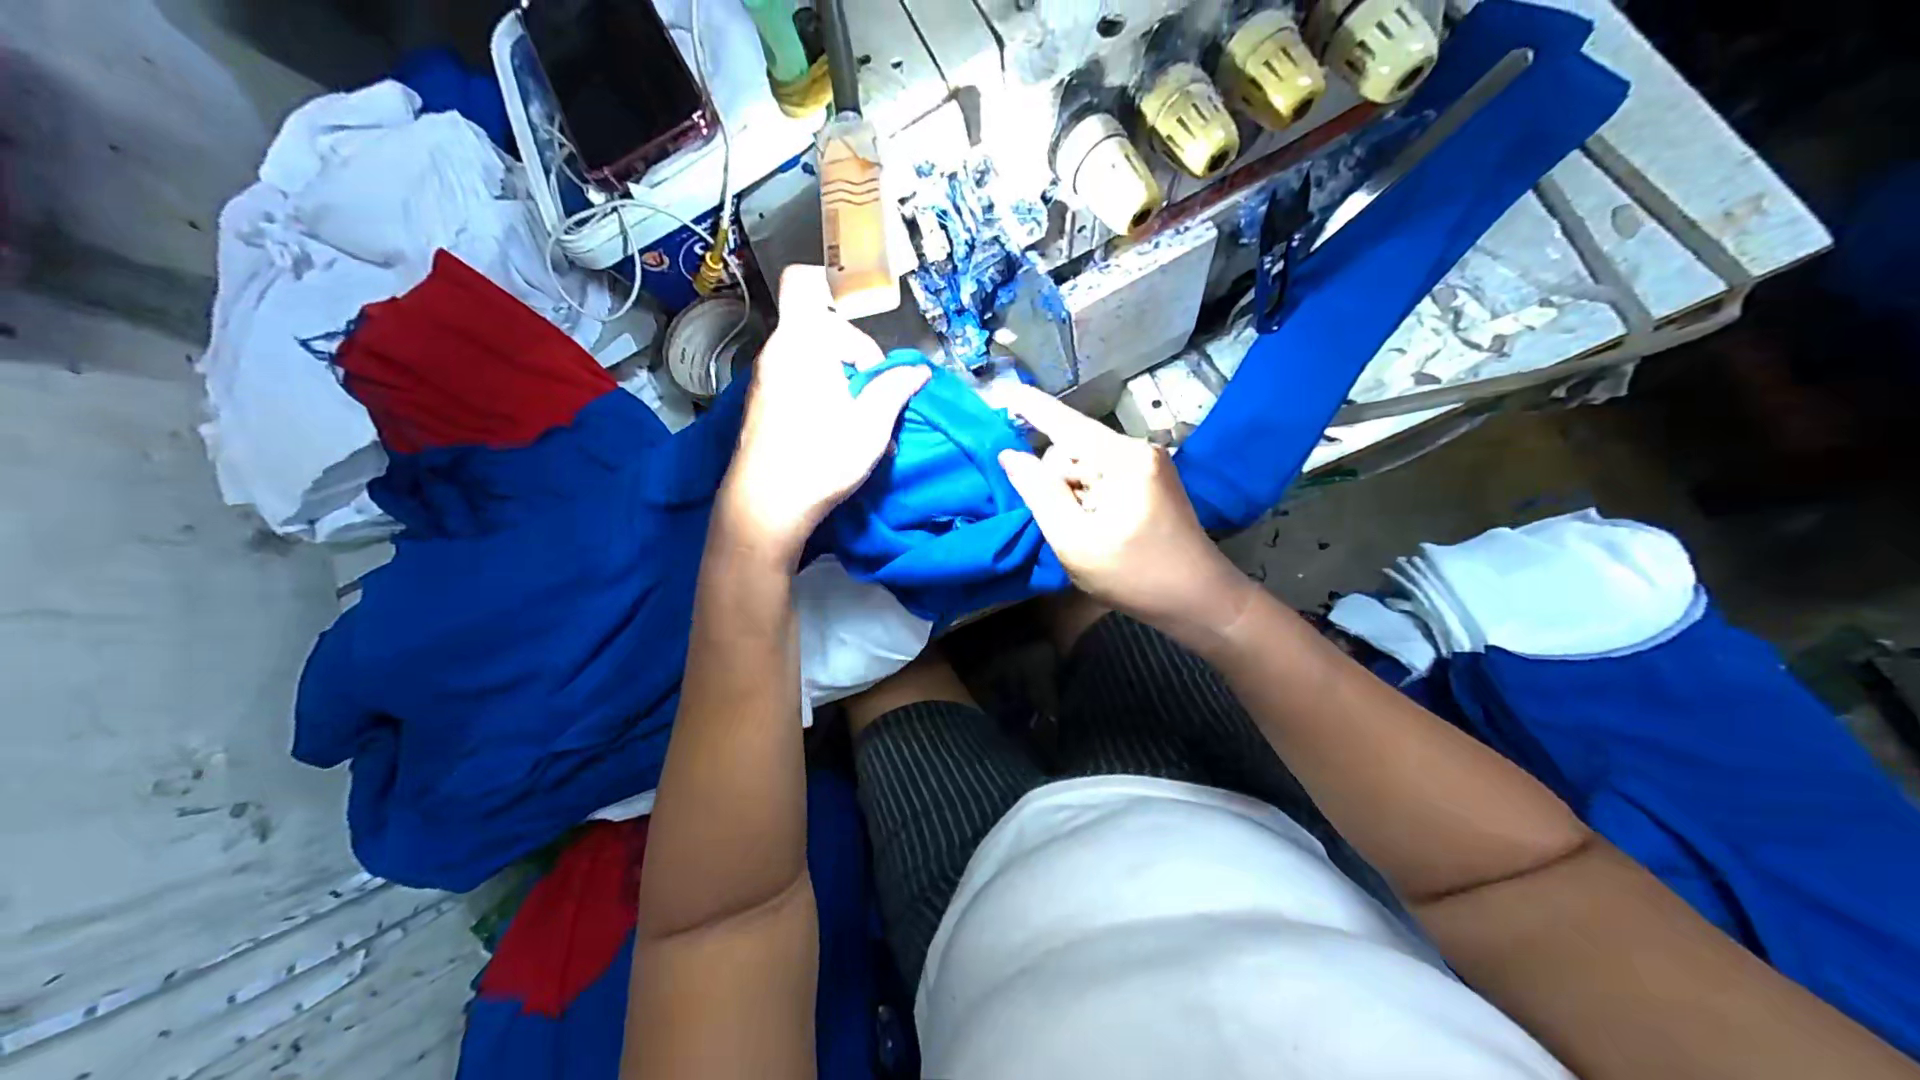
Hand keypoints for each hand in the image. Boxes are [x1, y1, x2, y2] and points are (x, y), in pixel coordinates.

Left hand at [717, 265, 928, 564]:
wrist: (764, 506)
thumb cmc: (821, 459)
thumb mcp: (871, 425)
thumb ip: (895, 390)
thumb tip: (917, 370)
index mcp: (801, 342)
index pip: (805, 282)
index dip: (837, 294)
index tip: (866, 348)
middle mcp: (776, 352)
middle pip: (817, 326)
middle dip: (851, 353)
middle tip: (871, 395)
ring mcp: (764, 378)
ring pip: (808, 355)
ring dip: (838, 376)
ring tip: (856, 418)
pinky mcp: (761, 404)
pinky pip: (795, 378)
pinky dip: (819, 391)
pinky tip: (833, 429)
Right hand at [997, 384, 1258, 649]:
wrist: (1200, 601)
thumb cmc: (1136, 575)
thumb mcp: (1075, 540)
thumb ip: (1039, 494)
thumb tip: (1009, 455)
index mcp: (1122, 458)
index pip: (1065, 423)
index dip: (1030, 407)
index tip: (1001, 391)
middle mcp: (1138, 450)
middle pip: (1073, 450)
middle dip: (1054, 482)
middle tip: (1062, 529)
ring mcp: (1148, 465)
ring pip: (1086, 467)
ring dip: (1071, 496)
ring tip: (1083, 537)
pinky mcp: (1152, 482)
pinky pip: (1103, 478)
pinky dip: (1088, 499)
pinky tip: (1094, 530)